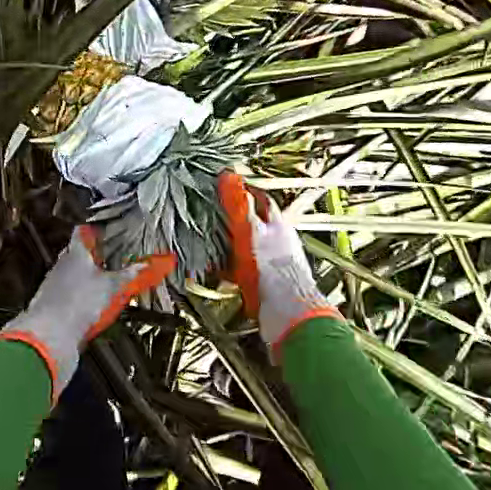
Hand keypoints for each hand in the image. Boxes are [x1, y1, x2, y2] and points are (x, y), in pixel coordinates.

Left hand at [0, 227, 174, 399]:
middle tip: (108, 256)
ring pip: (73, 272)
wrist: (51, 331)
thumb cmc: (80, 301)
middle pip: (77, 253)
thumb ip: (130, 275)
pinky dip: (81, 292)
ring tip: (103, 280)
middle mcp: (62, 264)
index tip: (104, 231)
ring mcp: (55, 282)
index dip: (94, 230)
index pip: (82, 233)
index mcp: (75, 253)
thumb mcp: (112, 286)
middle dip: (92, 255)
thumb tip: (148, 264)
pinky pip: (70, 291)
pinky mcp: (53, 300)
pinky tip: (90, 302)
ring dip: (87, 274)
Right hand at [217, 172, 339, 355]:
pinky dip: (225, 266)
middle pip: (253, 222)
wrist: (286, 314)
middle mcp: (277, 243)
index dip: (244, 190)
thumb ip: (238, 205)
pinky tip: (210, 268)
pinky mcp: (261, 284)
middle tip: (209, 209)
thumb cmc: (270, 268)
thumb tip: (228, 175)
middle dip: (232, 216)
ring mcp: (270, 264)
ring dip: (226, 242)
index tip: (224, 184)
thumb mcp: (250, 230)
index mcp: (278, 227)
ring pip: (244, 246)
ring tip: (204, 237)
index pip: (261, 200)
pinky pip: (239, 269)